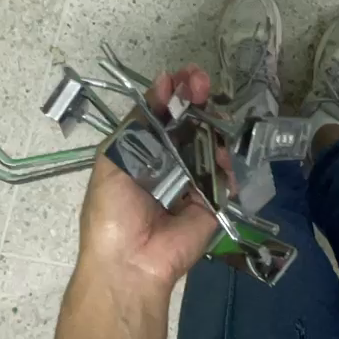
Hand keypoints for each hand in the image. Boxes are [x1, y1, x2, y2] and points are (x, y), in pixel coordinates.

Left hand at [74, 65, 222, 296]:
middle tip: (202, 82)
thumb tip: (162, 82)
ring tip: (210, 117)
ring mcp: (195, 177)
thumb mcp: (114, 159)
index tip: (183, 74)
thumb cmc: (113, 212)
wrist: (129, 264)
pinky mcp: (214, 197)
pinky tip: (220, 157)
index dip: (174, 90)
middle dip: (198, 95)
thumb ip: (139, 121)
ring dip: (213, 123)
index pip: (164, 111)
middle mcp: (172, 159)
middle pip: (191, 119)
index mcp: (146, 149)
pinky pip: (225, 172)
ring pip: (211, 139)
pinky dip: (226, 162)